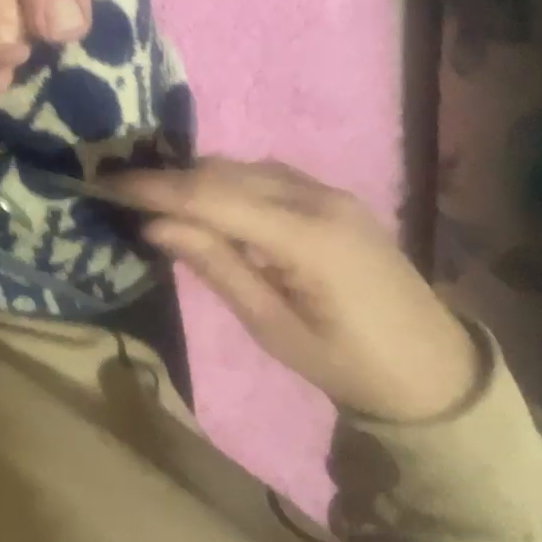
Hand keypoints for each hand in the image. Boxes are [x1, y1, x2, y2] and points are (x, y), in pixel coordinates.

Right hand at [109, 158, 481, 422]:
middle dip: (166, 179)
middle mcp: (320, 200)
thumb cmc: (349, 364)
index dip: (154, 188)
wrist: (437, 372)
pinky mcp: (333, 197)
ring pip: (242, 168)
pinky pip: (264, 175)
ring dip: (194, 178)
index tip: (105, 183)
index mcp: (308, 239)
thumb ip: (215, 267)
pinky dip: (225, 182)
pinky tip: (205, 202)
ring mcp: (330, 193)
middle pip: (223, 173)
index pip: (212, 197)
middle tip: (117, 191)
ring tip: (151, 197)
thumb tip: (154, 225)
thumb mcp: (273, 328)